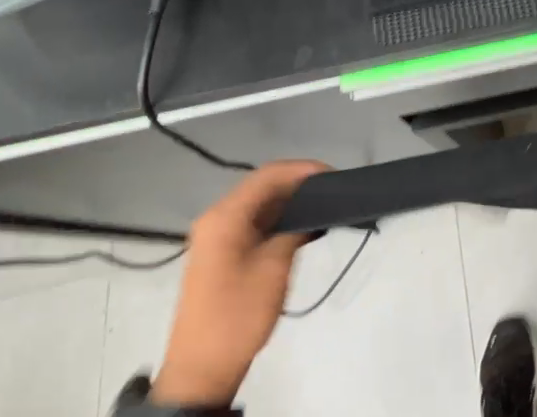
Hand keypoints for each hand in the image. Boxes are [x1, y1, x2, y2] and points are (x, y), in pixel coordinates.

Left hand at [151, 160, 329, 408]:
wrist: (202, 367)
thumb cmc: (239, 314)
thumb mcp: (274, 267)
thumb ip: (293, 230)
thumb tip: (310, 214)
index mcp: (224, 216)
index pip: (268, 175)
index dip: (303, 170)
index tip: (335, 176)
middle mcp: (217, 218)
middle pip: (262, 186)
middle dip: (298, 185)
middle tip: (333, 191)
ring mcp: (217, 236)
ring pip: (259, 205)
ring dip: (290, 203)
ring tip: (325, 207)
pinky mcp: (222, 253)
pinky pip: (254, 223)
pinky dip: (279, 221)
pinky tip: (304, 228)